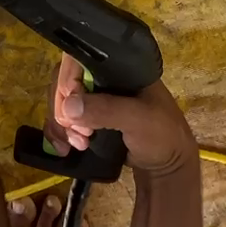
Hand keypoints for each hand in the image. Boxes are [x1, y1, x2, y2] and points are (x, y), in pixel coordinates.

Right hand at [45, 54, 197, 176]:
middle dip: (64, 107)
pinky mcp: (89, 117)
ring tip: (77, 144)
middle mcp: (102, 77)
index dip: (68, 78)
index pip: (80, 58)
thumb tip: (68, 106)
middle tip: (77, 133)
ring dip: (61, 123)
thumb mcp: (139, 120)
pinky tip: (64, 147)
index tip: (71, 106)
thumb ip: (106, 110)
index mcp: (117, 66)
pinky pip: (63, 117)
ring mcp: (94, 97)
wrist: (167, 168)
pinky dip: (58, 131)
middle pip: (66, 79)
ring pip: (62, 100)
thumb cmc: (162, 135)